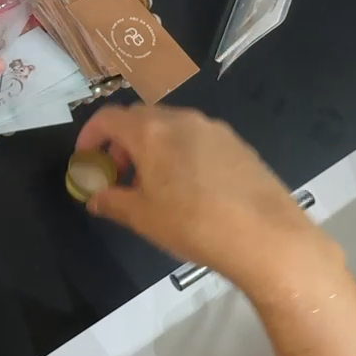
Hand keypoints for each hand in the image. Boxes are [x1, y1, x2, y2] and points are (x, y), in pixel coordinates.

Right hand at [76, 104, 334, 280]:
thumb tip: (95, 197)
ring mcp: (213, 129)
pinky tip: (191, 188)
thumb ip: (112, 201)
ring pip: (170, 127)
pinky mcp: (238, 143)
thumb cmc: (194, 224)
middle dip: (121, 143)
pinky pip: (197, 138)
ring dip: (152, 147)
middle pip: (139, 119)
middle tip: (119, 175)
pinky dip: (180, 152)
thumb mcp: (143, 218)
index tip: (86, 160)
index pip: (108, 118)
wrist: (269, 238)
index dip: (90, 136)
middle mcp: (181, 119)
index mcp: (151, 131)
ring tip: (154, 184)